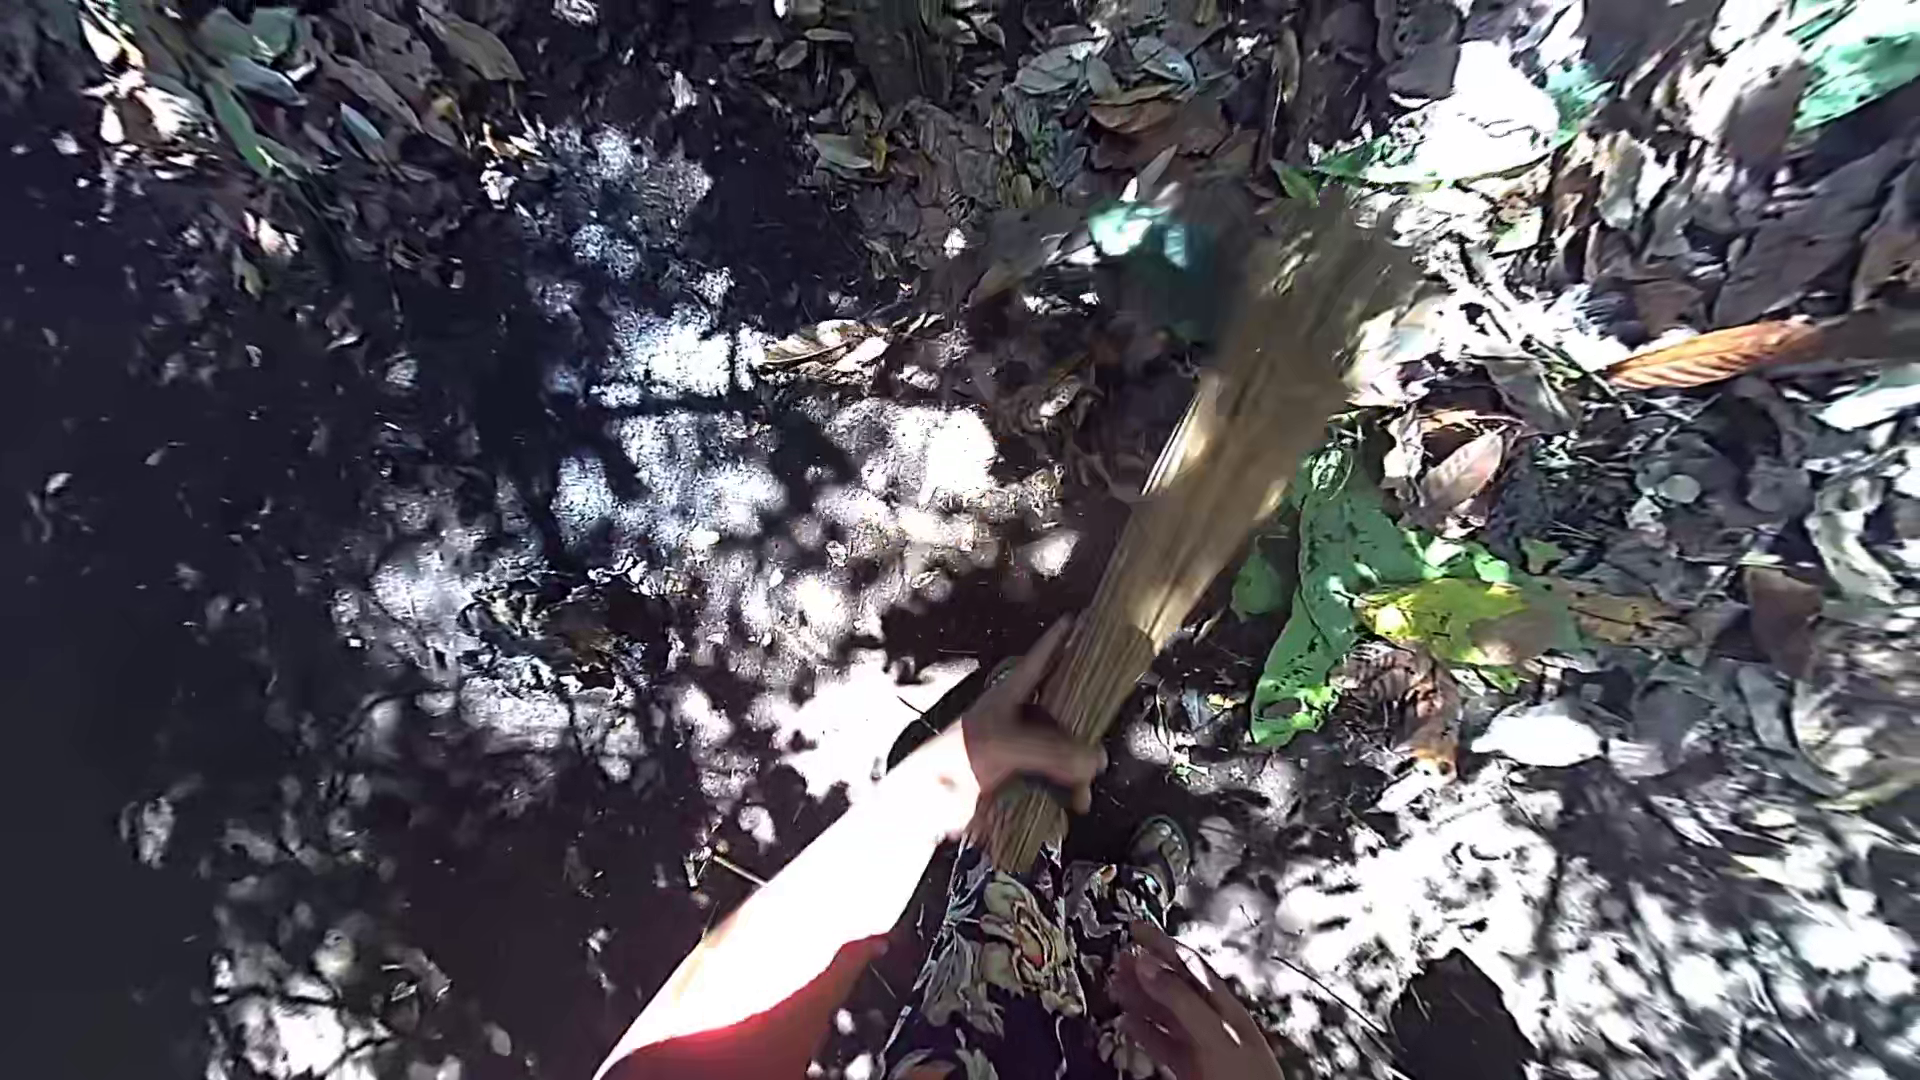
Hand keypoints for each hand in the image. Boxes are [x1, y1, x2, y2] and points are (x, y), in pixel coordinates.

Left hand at [899, 617, 1106, 836]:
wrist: (926, 803)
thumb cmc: (957, 759)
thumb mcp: (1006, 745)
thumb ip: (1051, 750)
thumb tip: (1094, 760)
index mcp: (1010, 694)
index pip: (1040, 659)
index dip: (1059, 640)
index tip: (1079, 620)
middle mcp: (1018, 717)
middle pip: (1062, 708)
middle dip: (1085, 726)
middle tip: (1100, 746)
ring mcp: (1020, 747)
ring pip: (1062, 749)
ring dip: (1078, 772)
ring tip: (1081, 796)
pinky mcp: (1019, 776)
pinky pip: (1054, 779)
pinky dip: (1066, 792)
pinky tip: (1072, 806)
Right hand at [1112, 920, 1285, 1079]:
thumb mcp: (1215, 1034)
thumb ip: (1181, 997)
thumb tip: (1146, 963)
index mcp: (1223, 1005)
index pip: (1186, 962)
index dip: (1160, 942)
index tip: (1135, 927)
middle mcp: (1211, 1021)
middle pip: (1172, 985)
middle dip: (1144, 969)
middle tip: (1118, 958)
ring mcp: (1201, 1046)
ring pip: (1164, 1013)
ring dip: (1139, 997)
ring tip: (1116, 987)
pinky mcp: (1191, 1070)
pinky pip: (1162, 1043)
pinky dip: (1143, 1031)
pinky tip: (1128, 1024)